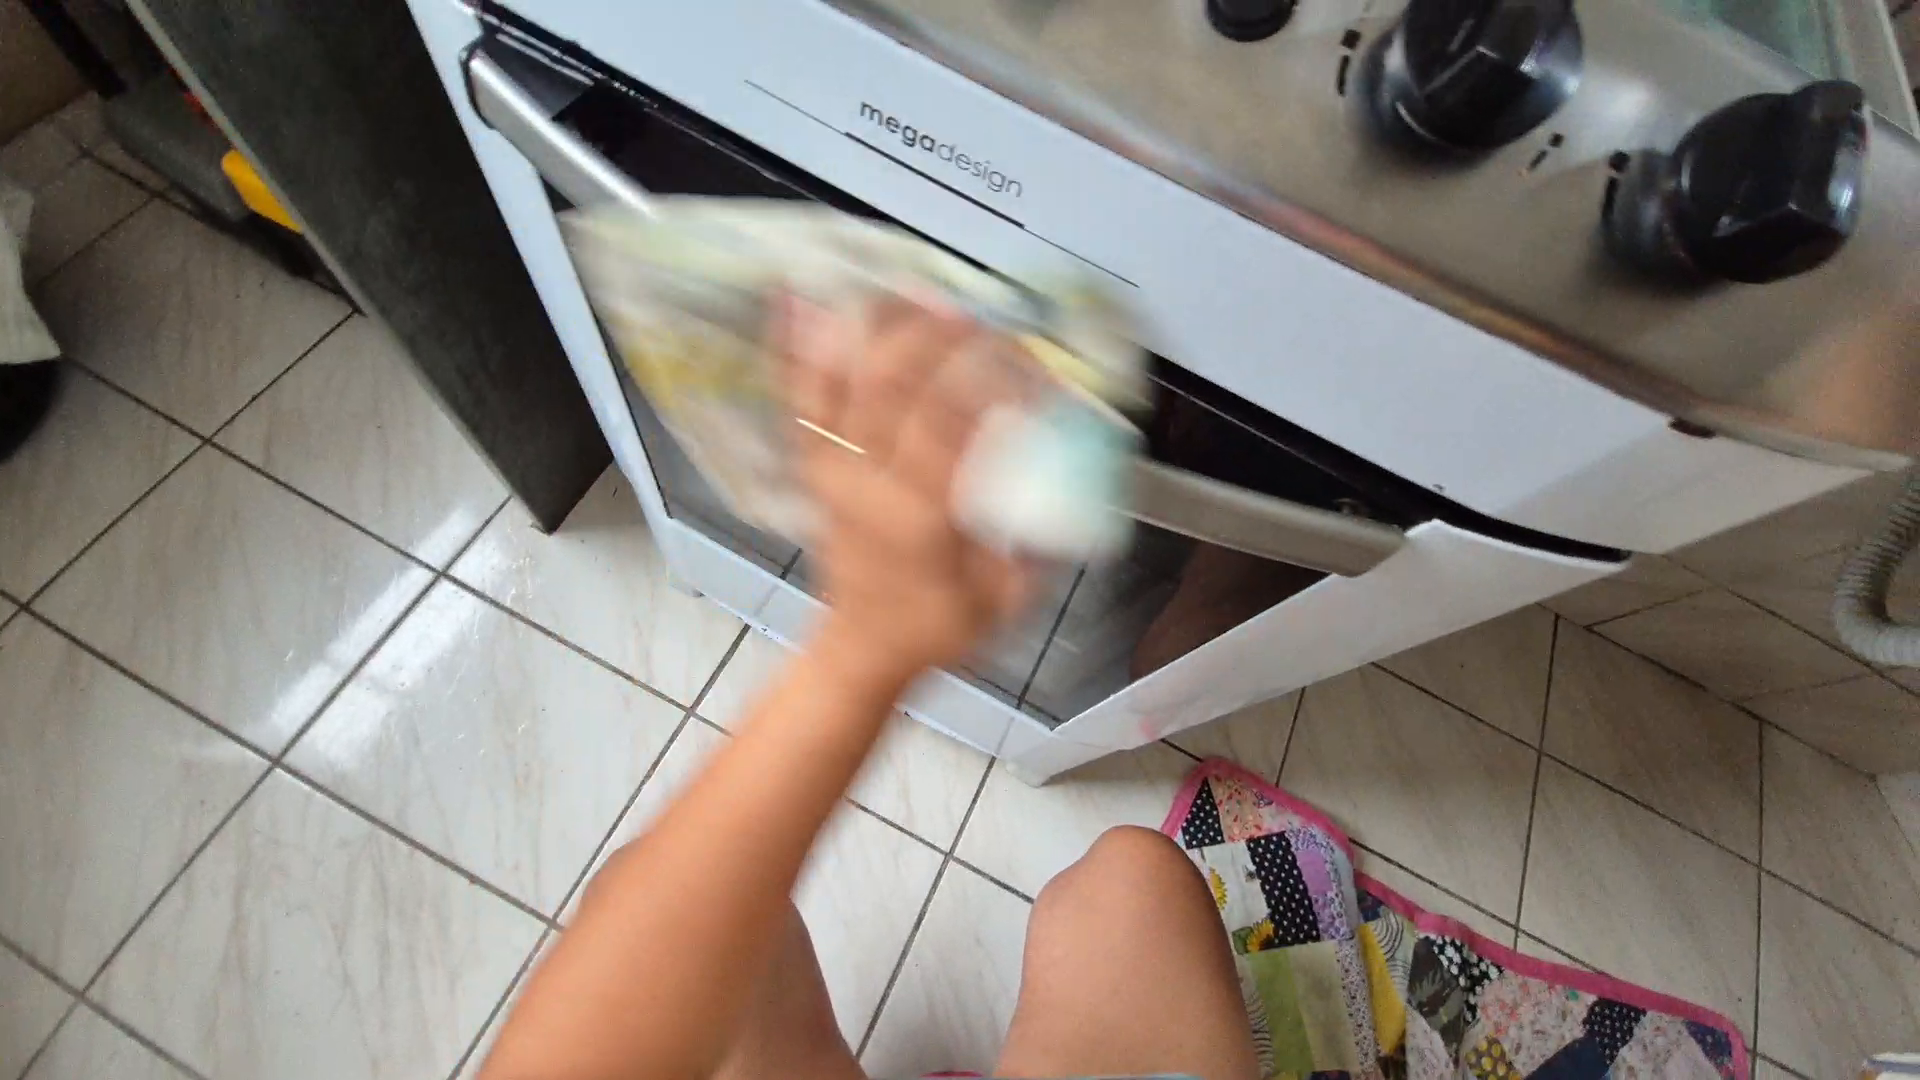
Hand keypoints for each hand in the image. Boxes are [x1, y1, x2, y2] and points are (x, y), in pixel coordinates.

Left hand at [777, 292, 1035, 687]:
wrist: (862, 649)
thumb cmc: (936, 629)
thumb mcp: (1006, 600)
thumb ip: (1040, 539)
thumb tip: (1077, 477)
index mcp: (919, 516)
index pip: (950, 420)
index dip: (988, 375)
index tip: (1024, 355)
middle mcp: (867, 482)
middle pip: (891, 383)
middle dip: (934, 335)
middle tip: (974, 313)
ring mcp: (831, 470)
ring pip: (842, 378)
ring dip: (874, 326)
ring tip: (911, 291)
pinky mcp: (814, 466)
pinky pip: (800, 399)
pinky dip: (793, 347)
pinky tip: (792, 297)